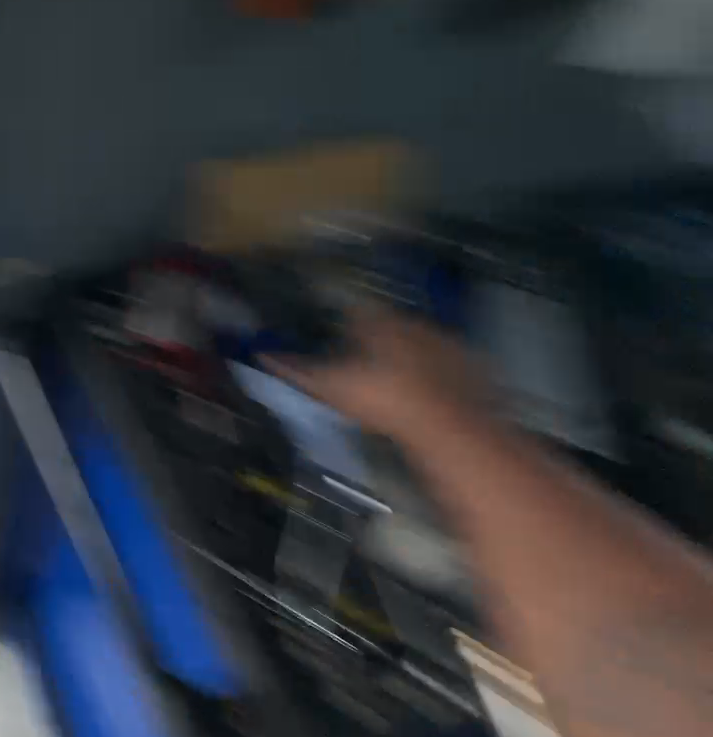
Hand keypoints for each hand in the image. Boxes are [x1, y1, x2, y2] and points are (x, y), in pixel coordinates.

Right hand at [266, 307, 494, 440]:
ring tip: (394, 371)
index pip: (354, 309)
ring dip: (408, 350)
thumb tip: (261, 354)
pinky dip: (438, 369)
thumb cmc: (382, 399)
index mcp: (378, 323)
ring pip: (421, 338)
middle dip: (377, 333)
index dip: (341, 316)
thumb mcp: (328, 386)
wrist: (452, 428)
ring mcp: (449, 344)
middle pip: (390, 321)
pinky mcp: (475, 367)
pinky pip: (449, 360)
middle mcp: (414, 324)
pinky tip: (428, 386)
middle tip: (362, 352)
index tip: (333, 327)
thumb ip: (295, 369)